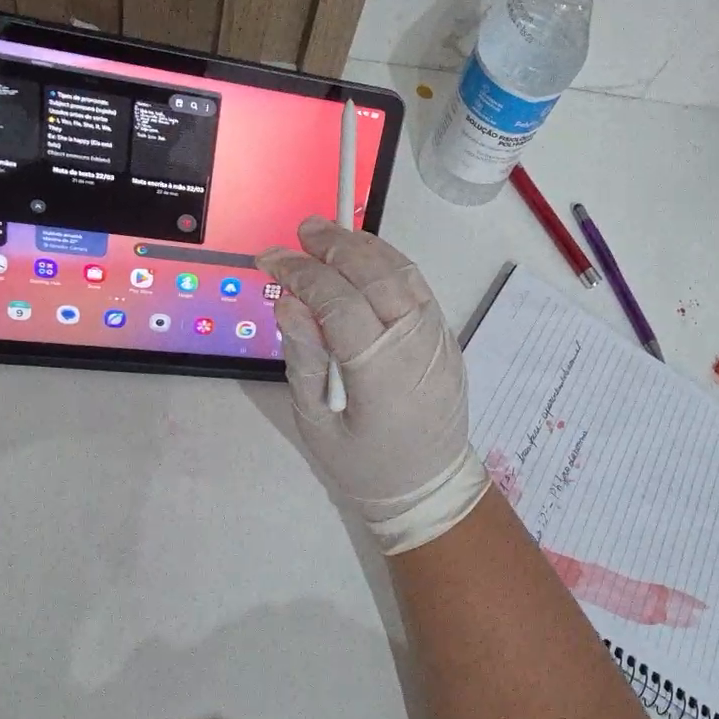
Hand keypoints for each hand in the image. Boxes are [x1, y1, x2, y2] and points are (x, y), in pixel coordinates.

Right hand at [258, 218, 488, 553]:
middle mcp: (417, 345)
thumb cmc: (366, 466)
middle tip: (303, 231)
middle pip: (376, 276)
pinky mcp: (448, 337)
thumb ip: (304, 360)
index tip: (270, 260)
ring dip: (366, 247)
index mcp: (381, 373)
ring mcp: (439, 338)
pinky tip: (365, 257)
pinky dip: (390, 263)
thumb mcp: (318, 424)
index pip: (339, 302)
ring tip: (329, 234)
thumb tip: (289, 303)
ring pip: (404, 274)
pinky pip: (419, 287)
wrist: (432, 487)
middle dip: (336, 246)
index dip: (302, 274)